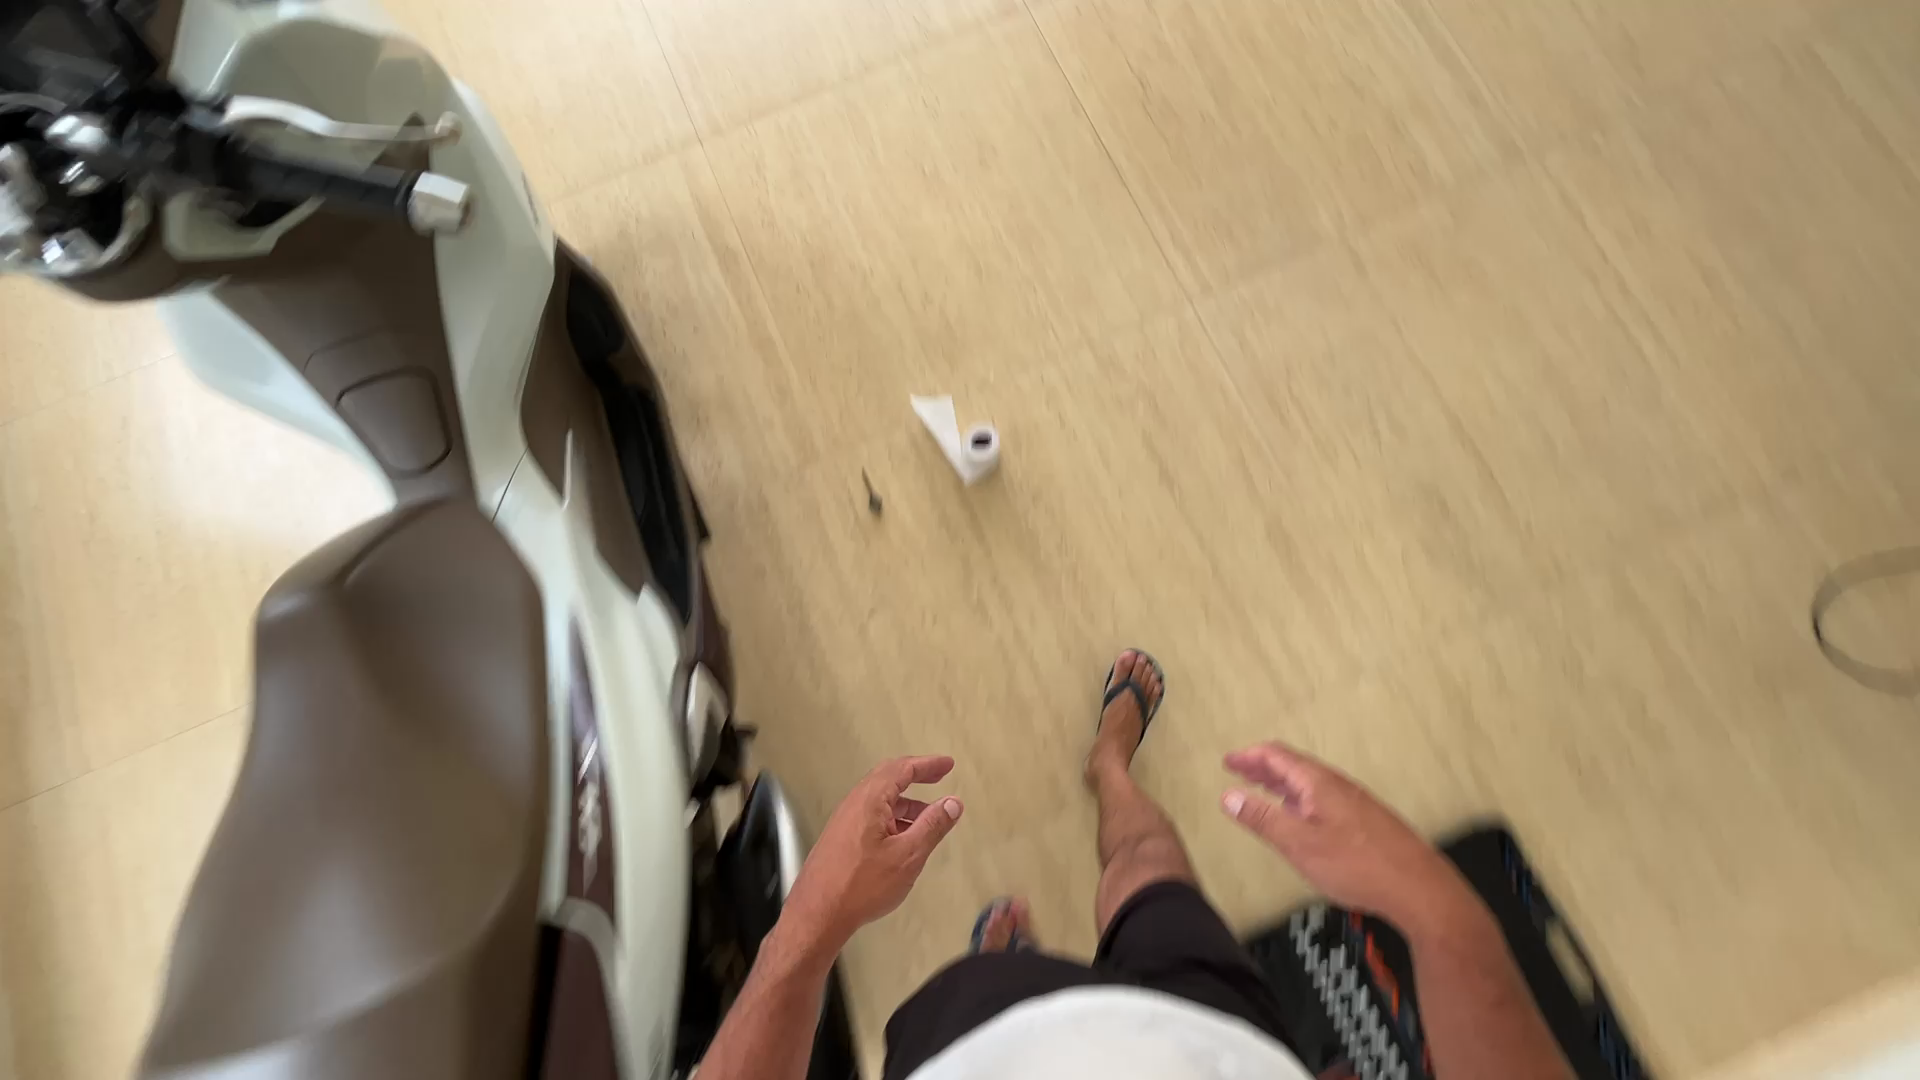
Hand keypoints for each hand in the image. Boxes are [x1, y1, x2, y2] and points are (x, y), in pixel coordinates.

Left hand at [780, 755, 964, 953]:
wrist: (816, 915)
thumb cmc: (864, 884)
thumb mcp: (908, 856)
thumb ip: (932, 826)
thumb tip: (953, 802)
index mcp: (871, 799)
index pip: (903, 769)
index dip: (928, 765)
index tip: (948, 764)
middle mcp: (855, 802)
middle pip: (889, 777)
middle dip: (916, 776)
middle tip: (940, 778)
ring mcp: (845, 820)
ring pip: (880, 799)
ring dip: (906, 802)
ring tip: (930, 817)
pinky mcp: (841, 837)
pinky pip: (872, 815)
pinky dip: (893, 817)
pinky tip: (904, 839)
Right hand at [1220, 742, 1469, 932]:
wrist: (1422, 891)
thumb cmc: (1357, 866)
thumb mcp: (1299, 844)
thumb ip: (1262, 819)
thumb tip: (1228, 795)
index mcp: (1317, 783)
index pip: (1276, 756)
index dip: (1249, 756)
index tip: (1228, 762)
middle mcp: (1336, 785)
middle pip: (1293, 765)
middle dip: (1262, 767)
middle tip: (1238, 772)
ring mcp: (1355, 802)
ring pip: (1309, 783)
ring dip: (1280, 783)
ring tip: (1261, 792)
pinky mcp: (1367, 821)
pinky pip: (1323, 797)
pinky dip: (1299, 798)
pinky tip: (1300, 818)